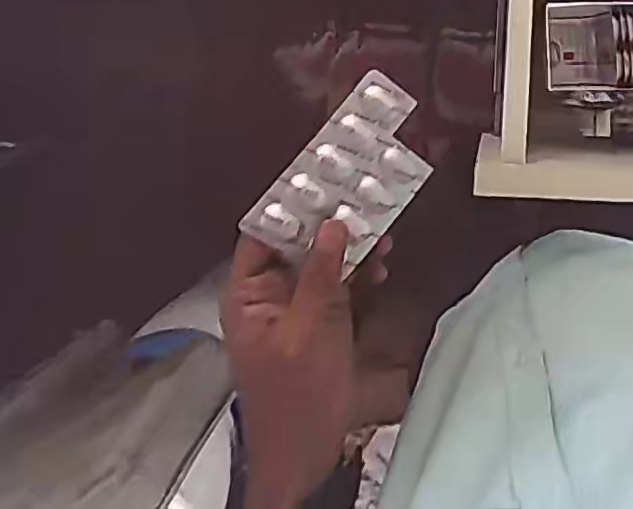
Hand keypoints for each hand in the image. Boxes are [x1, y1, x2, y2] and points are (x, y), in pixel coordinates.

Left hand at [219, 221, 392, 508]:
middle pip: (298, 242)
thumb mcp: (309, 327)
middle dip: (330, 222)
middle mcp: (272, 293)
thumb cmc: (297, 394)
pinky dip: (362, 269)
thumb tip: (334, 223)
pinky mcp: (325, 318)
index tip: (320, 180)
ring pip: (325, 259)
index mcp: (251, 295)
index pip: (262, 235)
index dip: (288, 206)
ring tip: (380, 228)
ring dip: (352, 244)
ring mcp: (301, 306)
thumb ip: (322, 272)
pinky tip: (381, 261)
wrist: (312, 451)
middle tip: (360, 196)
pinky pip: (343, 281)